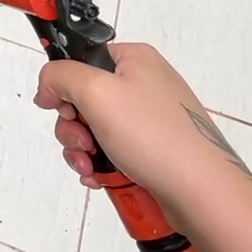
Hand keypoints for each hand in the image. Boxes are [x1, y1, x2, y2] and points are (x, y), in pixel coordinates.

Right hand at [34, 42, 251, 208]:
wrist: (204, 193)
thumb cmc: (153, 135)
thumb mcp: (95, 91)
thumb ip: (58, 75)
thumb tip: (47, 87)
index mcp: (134, 59)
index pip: (80, 58)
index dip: (62, 83)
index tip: (59, 106)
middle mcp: (143, 84)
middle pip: (82, 97)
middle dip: (71, 125)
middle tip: (82, 142)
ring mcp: (149, 119)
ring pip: (93, 127)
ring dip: (81, 149)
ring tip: (90, 167)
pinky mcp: (153, 149)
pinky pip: (110, 150)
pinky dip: (98, 164)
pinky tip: (99, 177)